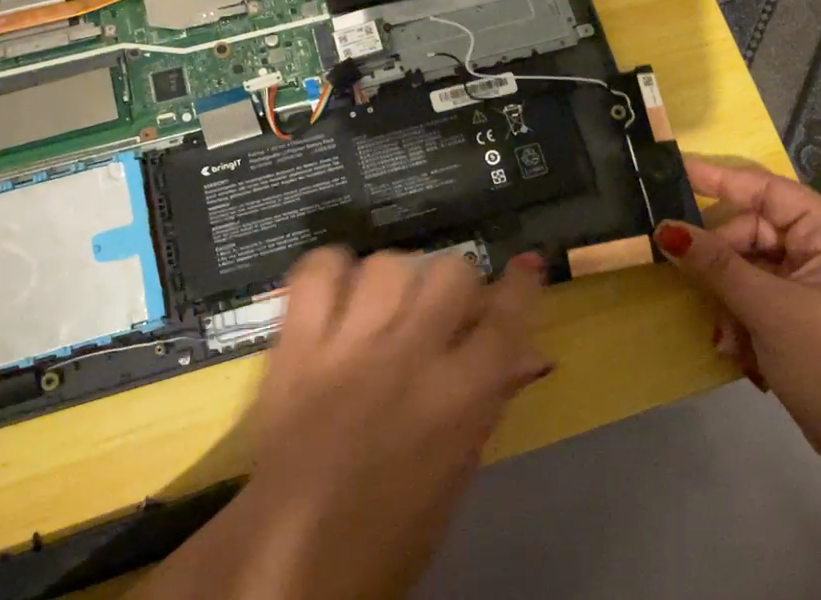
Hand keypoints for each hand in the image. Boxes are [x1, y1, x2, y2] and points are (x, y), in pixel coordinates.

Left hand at [137, 246, 548, 599]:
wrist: (296, 555)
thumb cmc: (393, 530)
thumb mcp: (458, 471)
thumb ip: (489, 402)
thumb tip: (522, 355)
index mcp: (458, 396)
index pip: (505, 319)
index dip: (520, 284)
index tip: (523, 265)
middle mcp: (408, 356)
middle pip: (450, 273)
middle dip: (458, 283)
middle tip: (445, 307)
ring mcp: (348, 345)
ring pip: (388, 264)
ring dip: (399, 277)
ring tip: (389, 302)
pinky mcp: (296, 345)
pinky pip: (316, 272)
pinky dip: (333, 269)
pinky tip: (340, 289)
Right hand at [653, 158, 820, 471]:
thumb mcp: (769, 311)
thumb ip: (716, 266)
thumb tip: (667, 228)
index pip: (772, 191)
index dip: (723, 179)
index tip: (674, 172)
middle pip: (757, 236)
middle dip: (722, 264)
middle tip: (693, 287)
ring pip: (754, 275)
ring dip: (730, 303)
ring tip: (727, 341)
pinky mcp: (812, 329)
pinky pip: (763, 306)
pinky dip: (745, 325)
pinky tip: (741, 357)